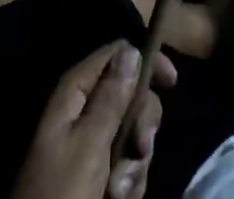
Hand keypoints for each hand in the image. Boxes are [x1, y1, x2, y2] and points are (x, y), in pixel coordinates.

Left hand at [10, 41, 175, 198]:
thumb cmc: (63, 191)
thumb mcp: (90, 144)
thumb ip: (112, 97)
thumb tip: (132, 50)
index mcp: (76, 92)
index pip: (117, 54)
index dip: (146, 62)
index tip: (170, 82)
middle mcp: (85, 109)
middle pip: (132, 95)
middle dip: (142, 124)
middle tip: (141, 147)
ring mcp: (92, 140)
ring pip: (134, 132)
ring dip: (134, 163)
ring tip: (118, 191)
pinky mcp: (98, 169)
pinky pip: (128, 162)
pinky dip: (129, 181)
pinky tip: (118, 198)